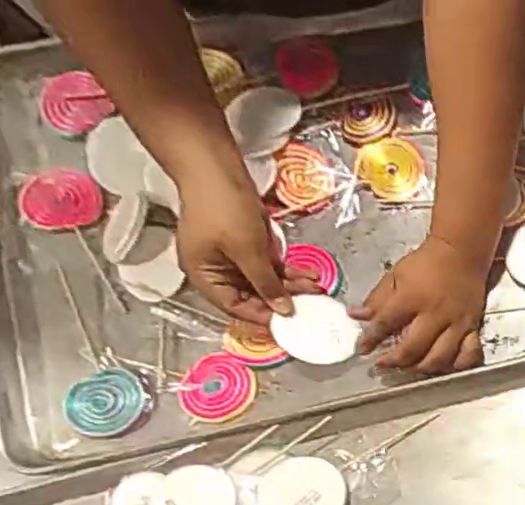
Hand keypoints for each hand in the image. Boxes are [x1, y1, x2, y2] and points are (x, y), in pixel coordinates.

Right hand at [176, 166, 319, 323]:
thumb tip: (284, 311)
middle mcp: (218, 271)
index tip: (291, 322)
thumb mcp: (247, 251)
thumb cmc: (223, 207)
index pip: (236, 308)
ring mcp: (234, 258)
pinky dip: (290, 272)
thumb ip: (266, 284)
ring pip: (267, 282)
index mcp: (205, 277)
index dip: (263, 317)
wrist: (215, 162)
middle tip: (314, 306)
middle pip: (254, 297)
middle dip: (285, 301)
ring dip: (293, 287)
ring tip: (319, 290)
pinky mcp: (249, 245)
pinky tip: (312, 276)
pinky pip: (271, 266)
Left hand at [354, 235, 490, 373]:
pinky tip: (446, 367)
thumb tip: (357, 316)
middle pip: (413, 348)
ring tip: (411, 368)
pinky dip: (457, 365)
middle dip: (395, 361)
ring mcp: (457, 324)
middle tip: (384, 364)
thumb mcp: (396, 275)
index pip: (386, 323)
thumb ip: (378, 299)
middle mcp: (435, 314)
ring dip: (422, 368)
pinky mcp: (473, 328)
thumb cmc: (426, 264)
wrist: (462, 254)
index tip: (363, 349)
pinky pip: (469, 354)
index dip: (371, 339)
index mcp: (412, 297)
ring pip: (440, 358)